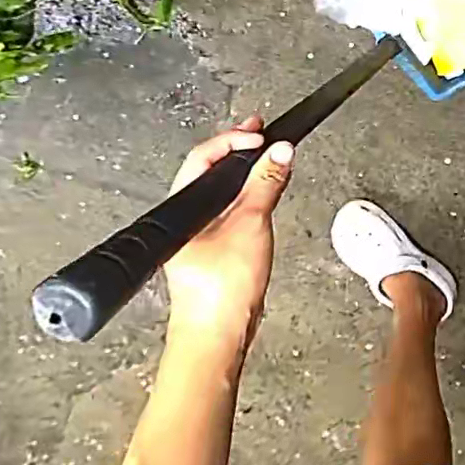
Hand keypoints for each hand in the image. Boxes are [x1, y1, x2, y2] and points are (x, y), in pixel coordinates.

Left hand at [160, 116, 293, 344]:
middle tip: (259, 129)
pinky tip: (262, 191)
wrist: (218, 334)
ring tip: (265, 153)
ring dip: (244, 168)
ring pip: (221, 188)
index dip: (233, 139)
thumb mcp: (251, 223)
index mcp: (184, 207)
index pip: (205, 157)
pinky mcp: (217, 245)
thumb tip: (280, 151)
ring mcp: (201, 232)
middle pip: (210, 169)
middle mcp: (188, 217)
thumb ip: (266, 183)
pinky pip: (232, 206)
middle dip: (237, 147)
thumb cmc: (221, 290)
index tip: (261, 135)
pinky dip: (249, 191)